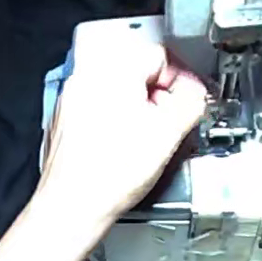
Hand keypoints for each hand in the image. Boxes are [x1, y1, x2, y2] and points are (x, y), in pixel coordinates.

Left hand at [36, 31, 207, 233]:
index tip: (189, 98)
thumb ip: (191, 103)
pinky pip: (99, 109)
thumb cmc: (109, 175)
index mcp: (112, 71)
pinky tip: (123, 147)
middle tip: (170, 119)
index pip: (159, 55)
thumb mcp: (168, 134)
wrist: (72, 205)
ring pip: (117, 91)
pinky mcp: (65, 121)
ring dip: (138, 108)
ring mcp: (71, 100)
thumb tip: (195, 95)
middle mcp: (86, 78)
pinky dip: (116, 121)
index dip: (182, 79)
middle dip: (159, 94)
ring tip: (147, 136)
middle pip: (137, 70)